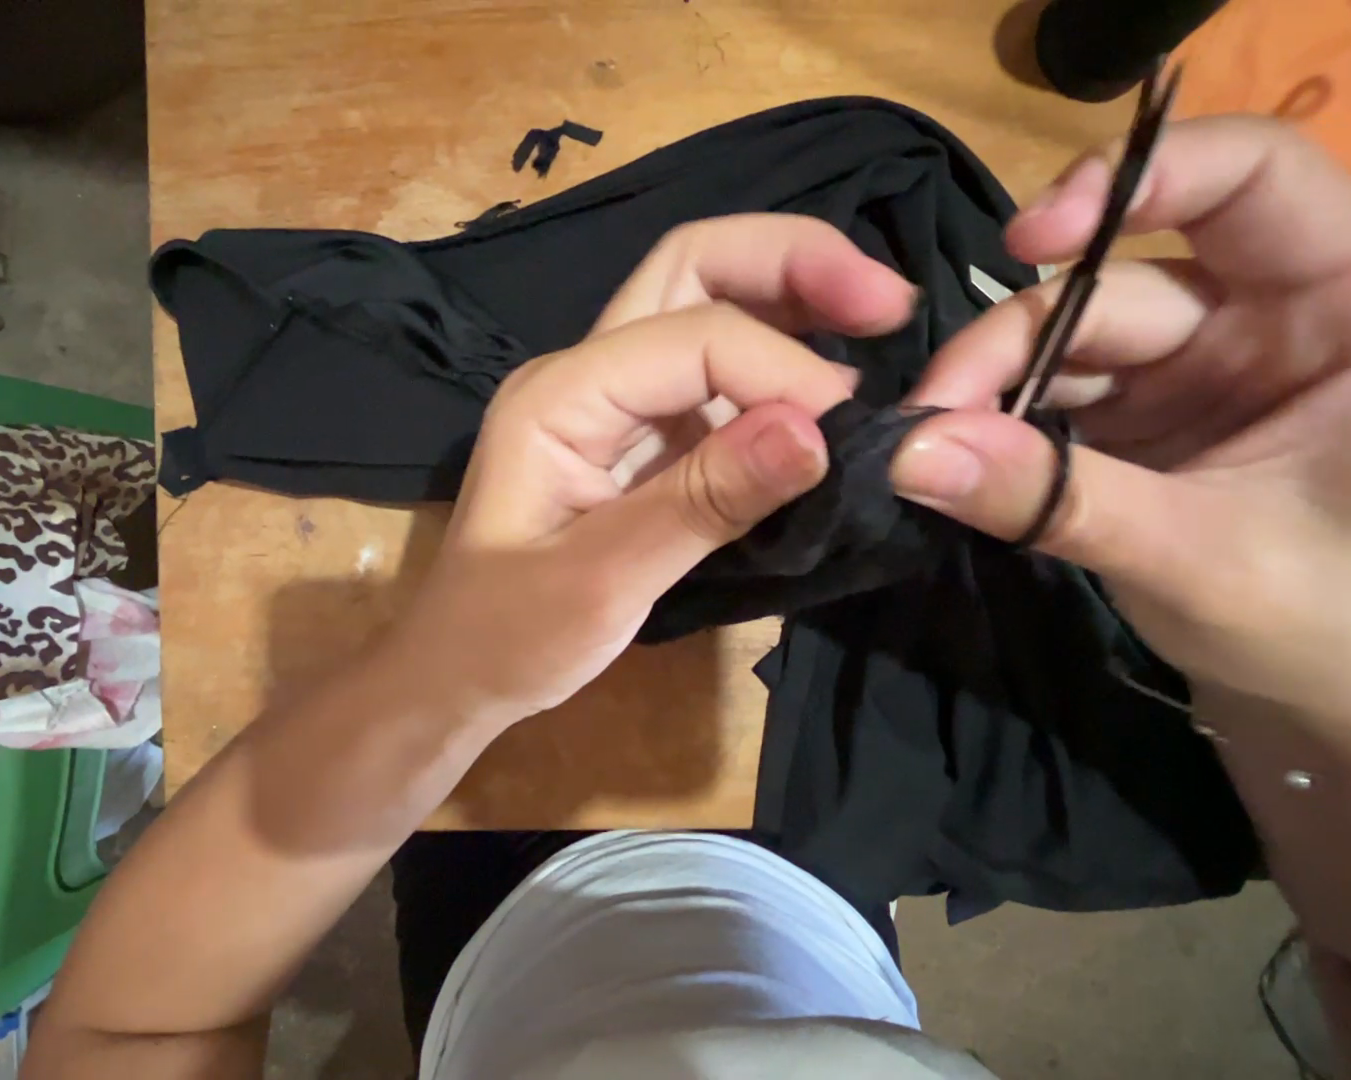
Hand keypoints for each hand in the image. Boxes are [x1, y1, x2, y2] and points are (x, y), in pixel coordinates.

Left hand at [379, 215, 916, 725]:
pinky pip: (714, 378)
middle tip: (886, 299)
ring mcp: (613, 404)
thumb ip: (701, 503)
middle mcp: (586, 376)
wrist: (463, 670)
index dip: (782, 371)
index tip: (849, 433)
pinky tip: (828, 389)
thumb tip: (816, 433)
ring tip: (876, 321)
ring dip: (790, 300)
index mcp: (560, 396)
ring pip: (705, 307)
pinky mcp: (641, 440)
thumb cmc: (508, 637)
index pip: (692, 337)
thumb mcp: (600, 582)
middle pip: (690, 268)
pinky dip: (776, 366)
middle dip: (792, 264)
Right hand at [890, 116, 1350, 717]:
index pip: (1252, 180)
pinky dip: (995, 421)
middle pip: (1114, 286)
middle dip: (1010, 346)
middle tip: (928, 414)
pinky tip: (959, 454)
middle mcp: (1266, 317)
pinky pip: (1046, 391)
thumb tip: (910, 452)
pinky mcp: (1133, 409)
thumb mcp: (1192, 560)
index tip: (1026, 240)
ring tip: (929, 445)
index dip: (1139, 180)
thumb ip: (1054, 500)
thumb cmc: (1308, 621)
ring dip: (989, 388)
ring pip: (1063, 339)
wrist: (1302, 691)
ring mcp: (1190, 363)